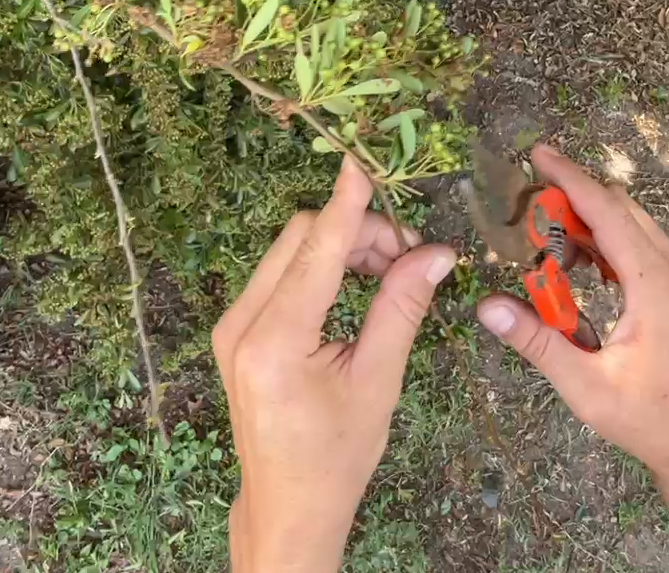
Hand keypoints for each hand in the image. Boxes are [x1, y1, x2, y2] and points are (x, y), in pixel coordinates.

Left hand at [214, 156, 455, 572]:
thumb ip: (401, 308)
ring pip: (290, 249)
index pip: (315, 249)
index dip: (344, 203)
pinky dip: (321, 265)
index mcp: (274, 340)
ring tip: (388, 271)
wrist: (285, 506)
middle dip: (356, 231)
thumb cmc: (336, 455)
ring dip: (340, 246)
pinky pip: (280, 271)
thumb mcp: (377, 382)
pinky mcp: (236, 326)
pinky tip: (355, 282)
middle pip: (300, 238)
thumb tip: (436, 254)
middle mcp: (240, 321)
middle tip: (406, 254)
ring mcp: (231, 322)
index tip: (362, 162)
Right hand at [475, 146, 668, 571]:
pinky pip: (647, 244)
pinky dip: (611, 237)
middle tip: (531, 192)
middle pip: (623, 209)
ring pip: (637, 223)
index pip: (609, 213)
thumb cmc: (649, 425)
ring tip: (549, 229)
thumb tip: (485, 306)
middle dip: (576, 192)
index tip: (539, 154)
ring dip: (593, 216)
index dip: (572, 179)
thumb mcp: (587, 389)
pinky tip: (584, 260)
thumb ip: (537, 342)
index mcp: (659, 290)